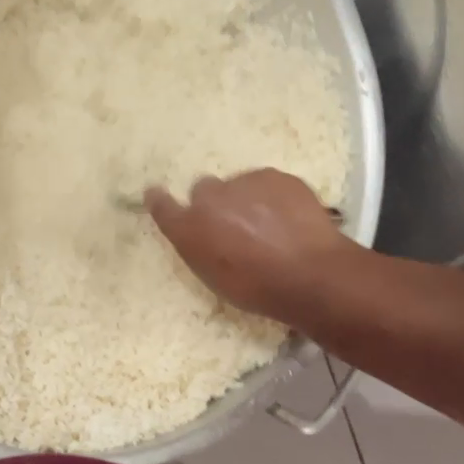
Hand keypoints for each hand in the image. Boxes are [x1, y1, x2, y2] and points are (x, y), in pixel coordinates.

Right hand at [147, 169, 352, 316]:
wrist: (307, 273)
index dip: (160, 201)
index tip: (156, 194)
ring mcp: (243, 182)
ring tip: (266, 225)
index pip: (163, 207)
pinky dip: (270, 196)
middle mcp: (209, 199)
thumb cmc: (254, 288)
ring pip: (237, 184)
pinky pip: (265, 183)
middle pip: (203, 189)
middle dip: (213, 202)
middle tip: (231, 225)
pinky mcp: (274, 176)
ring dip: (243, 199)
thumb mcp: (212, 276)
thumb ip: (199, 247)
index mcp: (188, 229)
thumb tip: (201, 232)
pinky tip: (285, 218)